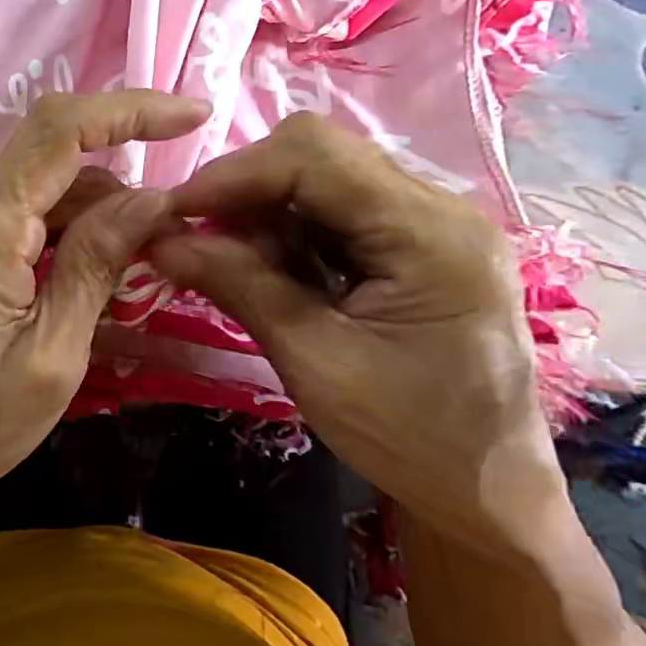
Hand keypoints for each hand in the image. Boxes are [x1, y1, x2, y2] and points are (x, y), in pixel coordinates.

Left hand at [0, 91, 210, 548]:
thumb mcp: (53, 355)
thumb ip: (97, 265)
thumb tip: (151, 197)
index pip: (57, 133)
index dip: (128, 110)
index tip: (194, 115)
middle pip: (54, 155)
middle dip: (125, 168)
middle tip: (184, 216)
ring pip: (47, 189)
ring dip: (104, 209)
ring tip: (154, 257)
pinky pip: (29, 219)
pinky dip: (74, 232)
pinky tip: (108, 270)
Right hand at [148, 112, 564, 554]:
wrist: (486, 491)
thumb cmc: (408, 435)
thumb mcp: (313, 360)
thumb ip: (239, 286)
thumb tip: (159, 240)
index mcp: (430, 234)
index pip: (314, 157)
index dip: (231, 174)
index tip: (172, 214)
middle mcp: (435, 208)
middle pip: (317, 153)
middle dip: (241, 187)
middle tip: (192, 235)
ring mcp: (425, 223)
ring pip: (317, 176)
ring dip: (256, 209)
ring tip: (221, 258)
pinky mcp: (409, 244)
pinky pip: (329, 209)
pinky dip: (280, 229)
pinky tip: (261, 267)